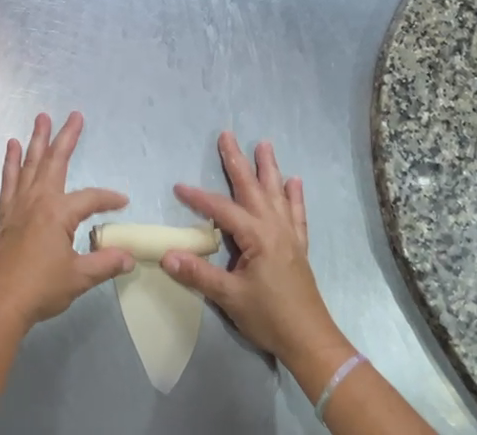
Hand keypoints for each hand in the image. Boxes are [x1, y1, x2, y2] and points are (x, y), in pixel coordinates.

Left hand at [0, 112, 133, 326]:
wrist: (0, 301)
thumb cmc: (41, 288)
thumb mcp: (80, 277)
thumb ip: (105, 264)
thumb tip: (130, 257)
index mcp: (58, 212)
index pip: (90, 198)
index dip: (108, 199)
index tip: (123, 202)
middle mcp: (37, 200)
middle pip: (55, 162)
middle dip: (66, 137)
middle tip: (74, 115)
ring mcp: (18, 205)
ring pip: (30, 164)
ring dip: (37, 139)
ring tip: (41, 117)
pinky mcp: (5, 214)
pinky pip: (9, 179)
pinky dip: (11, 161)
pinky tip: (12, 146)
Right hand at [160, 132, 344, 364]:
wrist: (310, 341)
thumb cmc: (269, 317)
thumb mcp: (229, 296)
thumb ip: (198, 274)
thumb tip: (166, 255)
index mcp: (257, 237)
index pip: (221, 209)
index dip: (199, 197)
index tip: (178, 187)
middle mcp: (274, 228)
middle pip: (252, 188)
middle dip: (237, 161)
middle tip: (228, 135)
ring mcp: (289, 236)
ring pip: (276, 194)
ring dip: (269, 169)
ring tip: (265, 145)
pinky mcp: (298, 247)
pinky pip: (296, 214)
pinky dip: (295, 197)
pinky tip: (295, 182)